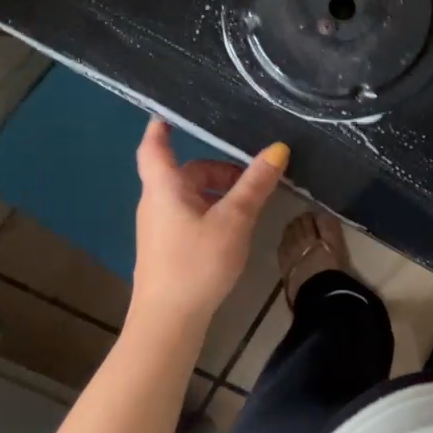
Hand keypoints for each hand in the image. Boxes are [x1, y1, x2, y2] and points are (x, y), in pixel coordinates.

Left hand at [131, 118, 287, 327]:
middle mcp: (157, 203)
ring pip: (190, 195)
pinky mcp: (167, 248)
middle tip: (253, 173)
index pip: (154, 149)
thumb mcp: (235, 219)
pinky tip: (236, 226)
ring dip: (218, 191)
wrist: (169, 320)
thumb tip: (277, 149)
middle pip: (184, 172)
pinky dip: (213, 209)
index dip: (160, 128)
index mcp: (165, 189)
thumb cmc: (197, 262)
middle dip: (217, 168)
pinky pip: (190, 214)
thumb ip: (255, 183)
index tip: (169, 112)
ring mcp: (160, 228)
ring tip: (251, 202)